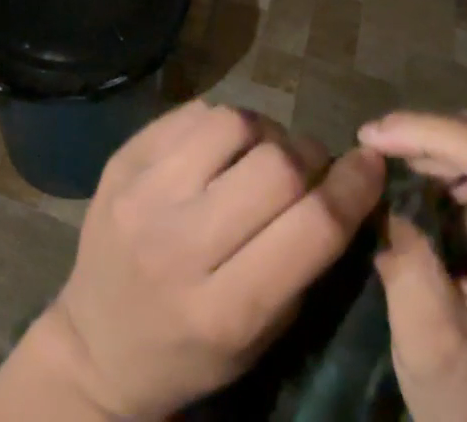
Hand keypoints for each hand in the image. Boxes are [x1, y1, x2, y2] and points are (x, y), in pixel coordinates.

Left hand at [39, 101, 385, 418]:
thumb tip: (349, 181)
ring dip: (264, 134)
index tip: (370, 167)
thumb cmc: (191, 353)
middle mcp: (177, 244)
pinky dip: (220, 124)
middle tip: (310, 169)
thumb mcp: (261, 334)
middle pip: (275, 167)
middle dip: (309, 158)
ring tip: (262, 156)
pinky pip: (190, 113)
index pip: (311, 227)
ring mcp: (139, 196)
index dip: (354, 188)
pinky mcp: (119, 162)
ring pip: (231, 123)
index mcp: (222, 308)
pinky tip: (220, 151)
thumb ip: (307, 262)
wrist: (97, 345)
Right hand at [360, 112, 466, 421]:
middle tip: (368, 149)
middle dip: (428, 136)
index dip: (430, 131)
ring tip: (381, 166)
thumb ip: (408, 263)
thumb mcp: (432, 345)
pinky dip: (443, 170)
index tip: (369, 135)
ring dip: (433, 150)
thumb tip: (381, 194)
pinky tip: (408, 185)